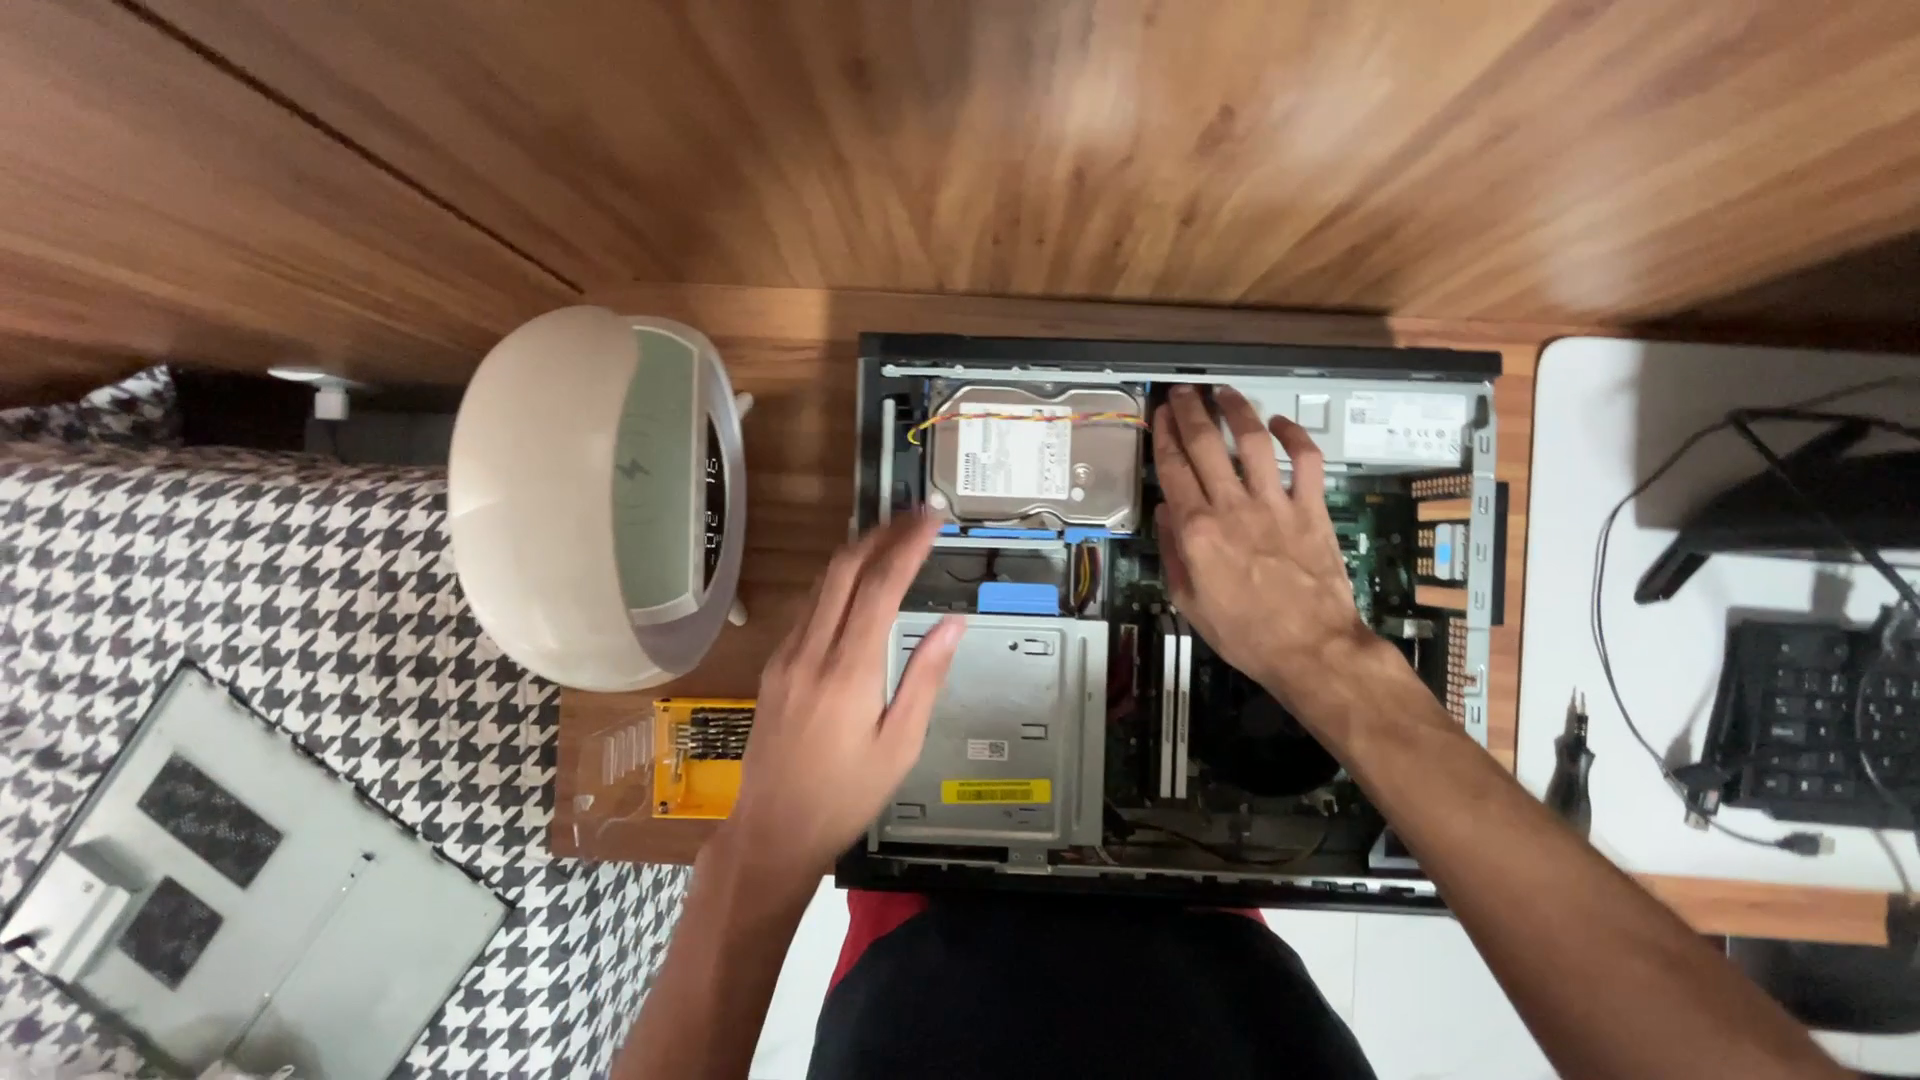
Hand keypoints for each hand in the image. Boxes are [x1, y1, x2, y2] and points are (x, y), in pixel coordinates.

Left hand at [720, 512, 963, 879]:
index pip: (880, 588)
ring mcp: (785, 656)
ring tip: (892, 538)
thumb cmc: (845, 797)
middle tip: (913, 517)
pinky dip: (837, 583)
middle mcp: (811, 652)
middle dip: (880, 534)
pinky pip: (807, 608)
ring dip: (857, 553)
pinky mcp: (774, 666)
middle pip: (843, 569)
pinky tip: (857, 585)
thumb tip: (951, 624)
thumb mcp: (900, 746)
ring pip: (821, 584)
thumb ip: (925, 678)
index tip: (930, 520)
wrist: (772, 830)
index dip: (907, 546)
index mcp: (849, 673)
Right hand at [1152, 384, 1373, 707]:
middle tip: (1184, 391)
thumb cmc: (1244, 633)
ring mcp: (1275, 504)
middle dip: (1192, 411)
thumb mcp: (1189, 602)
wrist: (1311, 648)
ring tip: (1225, 392)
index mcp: (1197, 531)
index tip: (1160, 413)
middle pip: (1206, 445)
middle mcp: (1232, 507)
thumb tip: (1167, 511)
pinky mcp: (1312, 509)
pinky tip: (1281, 424)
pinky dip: (1295, 437)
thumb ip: (1174, 552)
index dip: (1165, 435)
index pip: (1173, 469)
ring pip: (1253, 441)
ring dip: (1237, 411)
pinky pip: (1305, 461)